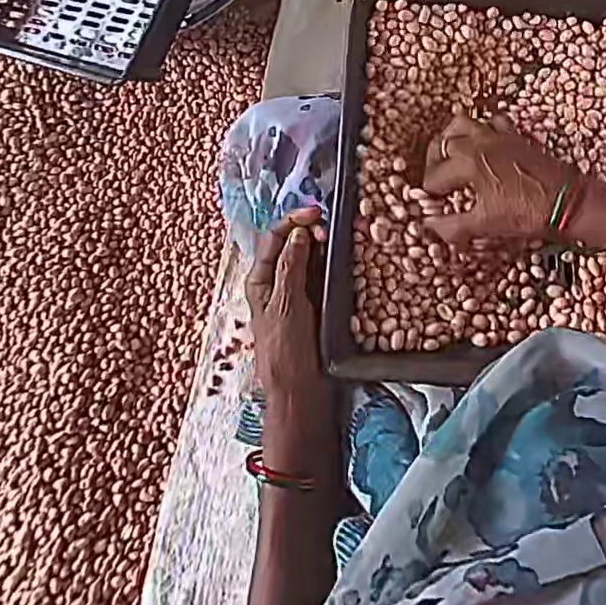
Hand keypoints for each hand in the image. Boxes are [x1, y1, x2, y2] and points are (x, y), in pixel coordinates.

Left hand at [245, 207, 328, 404]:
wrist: (301, 393)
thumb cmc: (286, 351)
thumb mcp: (286, 306)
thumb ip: (292, 267)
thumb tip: (299, 233)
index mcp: (261, 279)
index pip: (274, 238)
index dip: (293, 220)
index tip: (316, 212)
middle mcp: (278, 281)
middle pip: (293, 243)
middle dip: (311, 230)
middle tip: (330, 231)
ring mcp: (298, 291)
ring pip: (311, 257)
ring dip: (324, 244)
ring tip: (339, 240)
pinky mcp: (316, 302)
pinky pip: (323, 274)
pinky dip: (333, 262)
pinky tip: (344, 257)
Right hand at [421, 113, 577, 243]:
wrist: (569, 201)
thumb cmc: (527, 211)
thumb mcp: (485, 224)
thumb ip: (453, 226)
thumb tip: (431, 227)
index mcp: (467, 162)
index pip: (435, 176)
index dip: (430, 193)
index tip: (433, 204)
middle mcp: (478, 142)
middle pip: (443, 144)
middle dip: (434, 163)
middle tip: (436, 181)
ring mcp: (498, 136)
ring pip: (464, 124)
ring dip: (452, 137)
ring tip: (452, 155)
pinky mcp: (515, 136)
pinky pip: (492, 122)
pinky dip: (483, 128)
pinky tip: (484, 144)